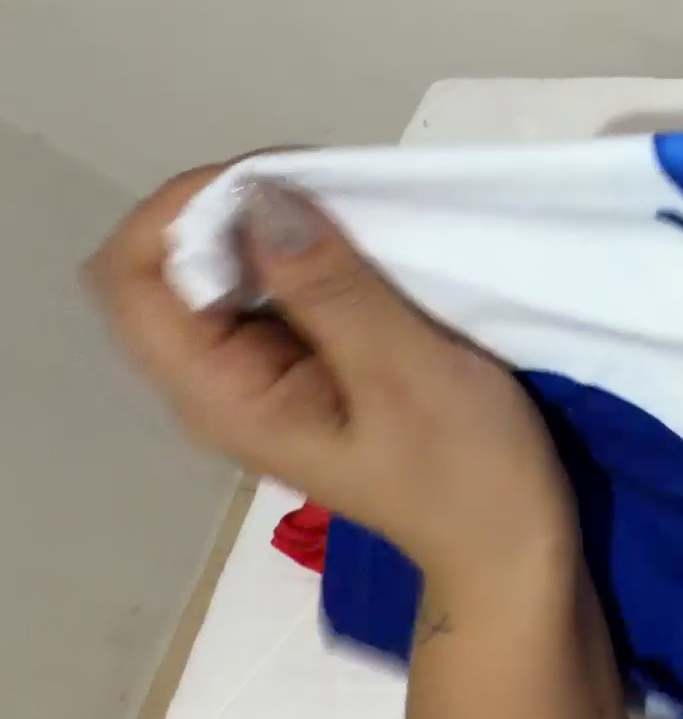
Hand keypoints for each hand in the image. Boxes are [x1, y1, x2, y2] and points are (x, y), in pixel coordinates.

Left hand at [86, 166, 577, 599]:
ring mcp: (276, 383)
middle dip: (244, 212)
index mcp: (224, 394)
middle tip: (340, 189)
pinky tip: (381, 260)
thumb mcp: (409, 373)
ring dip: (291, 236)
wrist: (510, 542)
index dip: (187, 208)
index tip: (286, 175)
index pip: (136, 276)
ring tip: (368, 216)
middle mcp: (226, 385)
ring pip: (240, 283)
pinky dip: (327, 265)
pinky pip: (295, 304)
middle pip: (177, 273)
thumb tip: (266, 200)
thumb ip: (336, 291)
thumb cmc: (467, 466)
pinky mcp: (323, 379)